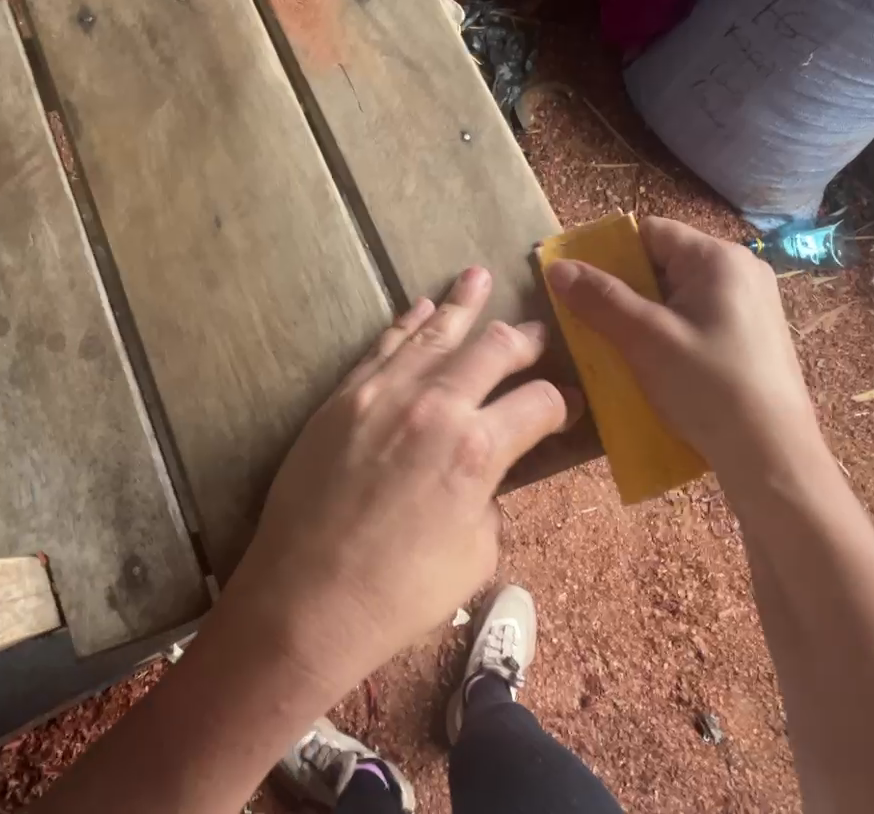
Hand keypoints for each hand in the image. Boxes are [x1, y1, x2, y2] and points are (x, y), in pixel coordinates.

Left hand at [216, 266, 575, 695]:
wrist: (305, 598)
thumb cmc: (399, 593)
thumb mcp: (476, 553)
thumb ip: (490, 496)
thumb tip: (488, 470)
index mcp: (477, 449)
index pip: (538, 402)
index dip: (562, 401)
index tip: (569, 404)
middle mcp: (434, 406)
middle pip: (493, 349)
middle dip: (523, 339)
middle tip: (538, 335)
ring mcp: (382, 393)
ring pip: (434, 333)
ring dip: (463, 304)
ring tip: (479, 275)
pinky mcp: (343, 396)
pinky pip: (383, 346)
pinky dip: (407, 323)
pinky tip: (424, 305)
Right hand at [543, 216, 819, 470]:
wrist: (772, 455)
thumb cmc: (707, 386)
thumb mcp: (644, 339)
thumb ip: (599, 299)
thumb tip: (556, 267)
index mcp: (718, 259)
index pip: (649, 233)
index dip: (608, 254)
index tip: (578, 284)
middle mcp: (741, 271)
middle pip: (664, 263)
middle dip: (624, 289)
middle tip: (592, 321)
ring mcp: (753, 305)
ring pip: (679, 295)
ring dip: (644, 316)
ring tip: (618, 346)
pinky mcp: (754, 338)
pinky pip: (698, 320)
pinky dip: (670, 333)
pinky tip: (656, 365)